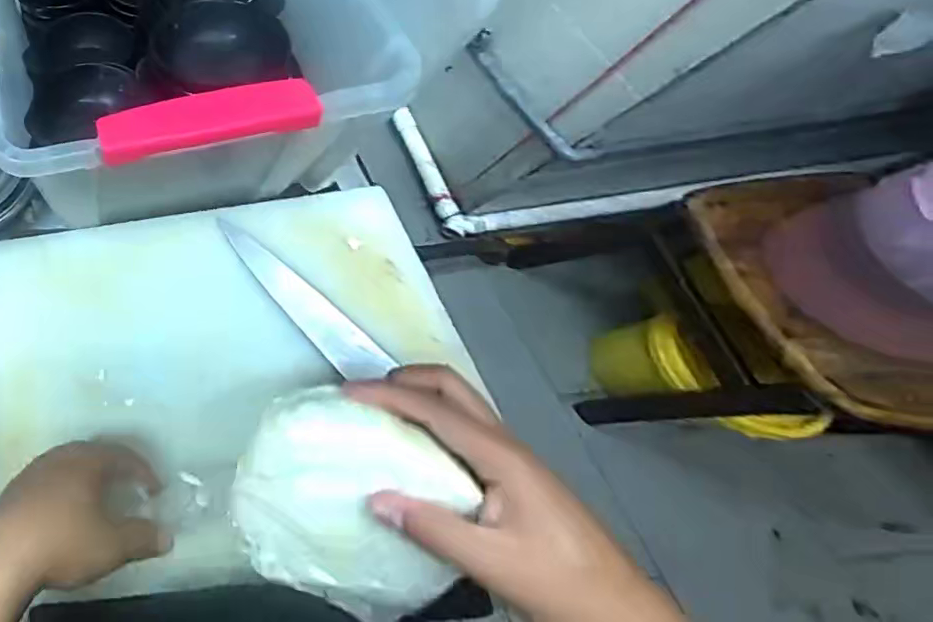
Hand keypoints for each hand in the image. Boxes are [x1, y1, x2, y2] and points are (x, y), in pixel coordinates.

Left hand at [0, 442, 169, 621]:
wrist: (4, 552)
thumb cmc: (63, 541)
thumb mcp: (111, 545)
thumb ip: (141, 537)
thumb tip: (166, 534)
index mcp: (85, 461)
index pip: (121, 454)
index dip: (142, 469)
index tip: (156, 488)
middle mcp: (60, 455)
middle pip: (94, 453)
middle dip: (116, 468)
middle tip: (132, 486)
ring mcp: (36, 468)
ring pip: (70, 463)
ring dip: (90, 476)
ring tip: (102, 497)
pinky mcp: (19, 485)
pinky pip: (52, 476)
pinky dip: (68, 486)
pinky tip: (68, 507)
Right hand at [345, 366, 684, 621]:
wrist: (631, 618)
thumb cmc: (566, 586)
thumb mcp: (497, 565)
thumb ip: (434, 529)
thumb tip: (374, 498)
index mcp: (501, 456)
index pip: (433, 408)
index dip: (386, 394)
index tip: (346, 392)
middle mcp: (508, 444)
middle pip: (451, 386)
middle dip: (404, 379)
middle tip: (366, 394)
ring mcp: (516, 457)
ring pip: (459, 402)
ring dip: (418, 395)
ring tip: (384, 414)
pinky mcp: (517, 474)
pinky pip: (465, 426)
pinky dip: (432, 418)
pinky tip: (419, 447)